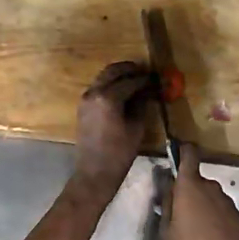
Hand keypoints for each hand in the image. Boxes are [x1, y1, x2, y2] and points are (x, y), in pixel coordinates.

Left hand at [73, 61, 150, 190]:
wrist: (94, 170)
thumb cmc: (119, 152)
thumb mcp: (136, 127)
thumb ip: (141, 105)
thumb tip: (148, 91)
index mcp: (108, 98)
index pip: (129, 81)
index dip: (144, 79)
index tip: (155, 78)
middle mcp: (93, 92)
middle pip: (111, 72)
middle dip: (128, 69)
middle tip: (144, 71)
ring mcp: (85, 98)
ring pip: (102, 77)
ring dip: (118, 75)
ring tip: (135, 78)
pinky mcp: (83, 105)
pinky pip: (97, 87)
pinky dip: (109, 83)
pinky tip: (122, 90)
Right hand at [166, 144, 238, 239]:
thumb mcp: (167, 230)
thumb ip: (167, 206)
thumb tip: (170, 192)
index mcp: (189, 185)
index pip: (189, 155)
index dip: (183, 150)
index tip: (178, 151)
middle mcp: (211, 187)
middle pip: (198, 181)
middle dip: (189, 192)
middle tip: (180, 212)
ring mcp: (228, 203)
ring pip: (211, 198)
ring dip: (204, 207)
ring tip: (197, 231)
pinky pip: (223, 213)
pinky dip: (217, 221)